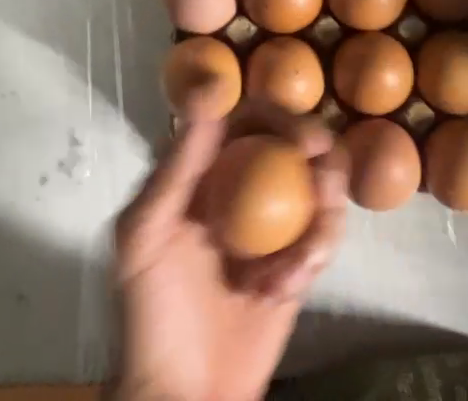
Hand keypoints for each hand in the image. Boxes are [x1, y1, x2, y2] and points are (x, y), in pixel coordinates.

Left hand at [114, 100, 349, 400]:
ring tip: (306, 254)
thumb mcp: (144, 236)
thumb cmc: (151, 313)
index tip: (293, 125)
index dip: (271, 113)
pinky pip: (323, 238)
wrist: (184, 393)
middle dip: (314, 143)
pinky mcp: (299, 263)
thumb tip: (207, 96)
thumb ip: (174, 169)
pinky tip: (286, 287)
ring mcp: (274, 226)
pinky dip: (315, 256)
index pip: (243, 121)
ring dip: (323, 208)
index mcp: (201, 174)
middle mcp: (241, 188)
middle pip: (290, 143)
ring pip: (319, 186)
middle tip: (322, 159)